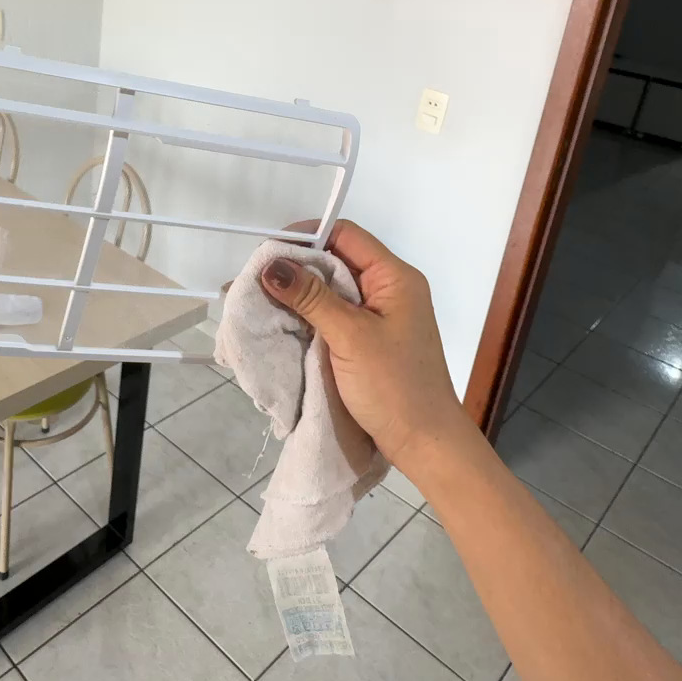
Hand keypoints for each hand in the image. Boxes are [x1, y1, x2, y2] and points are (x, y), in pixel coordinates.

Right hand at [259, 220, 473, 470]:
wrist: (424, 445)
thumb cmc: (394, 385)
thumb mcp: (350, 336)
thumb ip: (311, 297)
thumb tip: (272, 265)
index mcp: (395, 277)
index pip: (346, 235)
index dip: (307, 236)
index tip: (269, 251)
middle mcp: (389, 289)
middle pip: (337, 260)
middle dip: (297, 266)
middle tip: (257, 278)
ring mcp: (380, 315)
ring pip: (332, 288)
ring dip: (300, 292)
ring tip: (261, 298)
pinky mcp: (369, 339)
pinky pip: (335, 314)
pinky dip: (309, 314)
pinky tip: (282, 320)